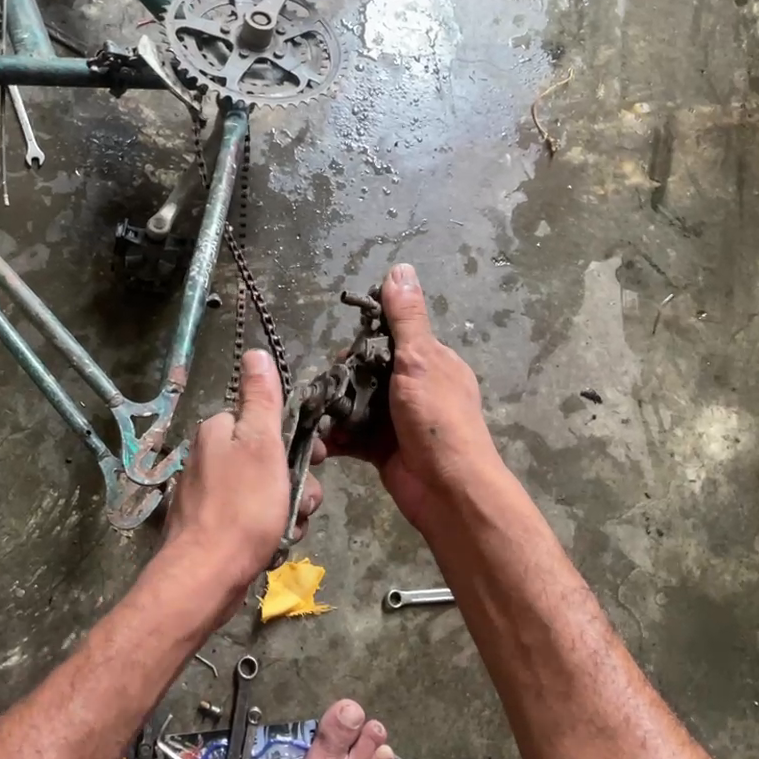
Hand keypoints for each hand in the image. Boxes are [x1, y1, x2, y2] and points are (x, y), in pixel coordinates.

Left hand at [163, 351, 322, 600]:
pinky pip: (252, 516)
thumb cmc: (242, 506)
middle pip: (269, 458)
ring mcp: (208, 492)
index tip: (318, 460)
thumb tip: (254, 352)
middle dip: (296, 480)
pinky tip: (277, 542)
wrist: (207, 575)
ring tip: (290, 526)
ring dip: (288, 507)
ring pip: (266, 489)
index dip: (296, 440)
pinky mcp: (211, 524)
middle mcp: (208, 455)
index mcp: (218, 430)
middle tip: (302, 501)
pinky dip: (270, 527)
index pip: (265, 421)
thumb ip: (261, 399)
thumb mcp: (261, 444)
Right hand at [329, 264, 499, 530]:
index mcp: (432, 363)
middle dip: (342, 378)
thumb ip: (406, 318)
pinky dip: (334, 436)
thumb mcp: (421, 360)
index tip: (342, 352)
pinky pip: (350, 435)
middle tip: (325, 387)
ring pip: (356, 403)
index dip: (362, 342)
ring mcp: (396, 421)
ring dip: (333, 407)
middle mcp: (414, 388)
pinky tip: (315, 436)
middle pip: (367, 372)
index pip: (390, 339)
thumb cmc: (438, 420)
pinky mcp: (381, 450)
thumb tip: (400, 268)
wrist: (448, 490)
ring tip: (310, 411)